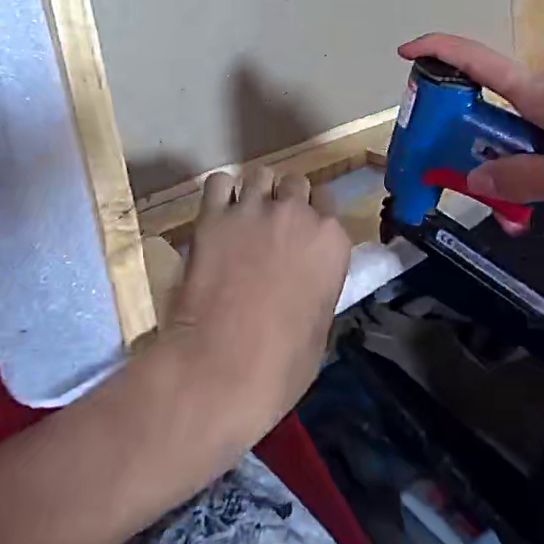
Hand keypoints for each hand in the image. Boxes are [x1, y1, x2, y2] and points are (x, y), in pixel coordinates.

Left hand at [162, 168, 351, 435]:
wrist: (222, 367)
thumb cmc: (282, 362)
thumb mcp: (321, 323)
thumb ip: (318, 282)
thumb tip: (307, 278)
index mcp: (331, 240)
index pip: (327, 205)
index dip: (312, 220)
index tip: (301, 238)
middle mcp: (296, 213)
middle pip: (295, 184)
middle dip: (286, 202)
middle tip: (272, 229)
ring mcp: (252, 209)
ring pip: (260, 176)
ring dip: (256, 193)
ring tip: (245, 217)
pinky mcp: (212, 215)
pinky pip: (219, 183)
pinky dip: (220, 194)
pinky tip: (219, 212)